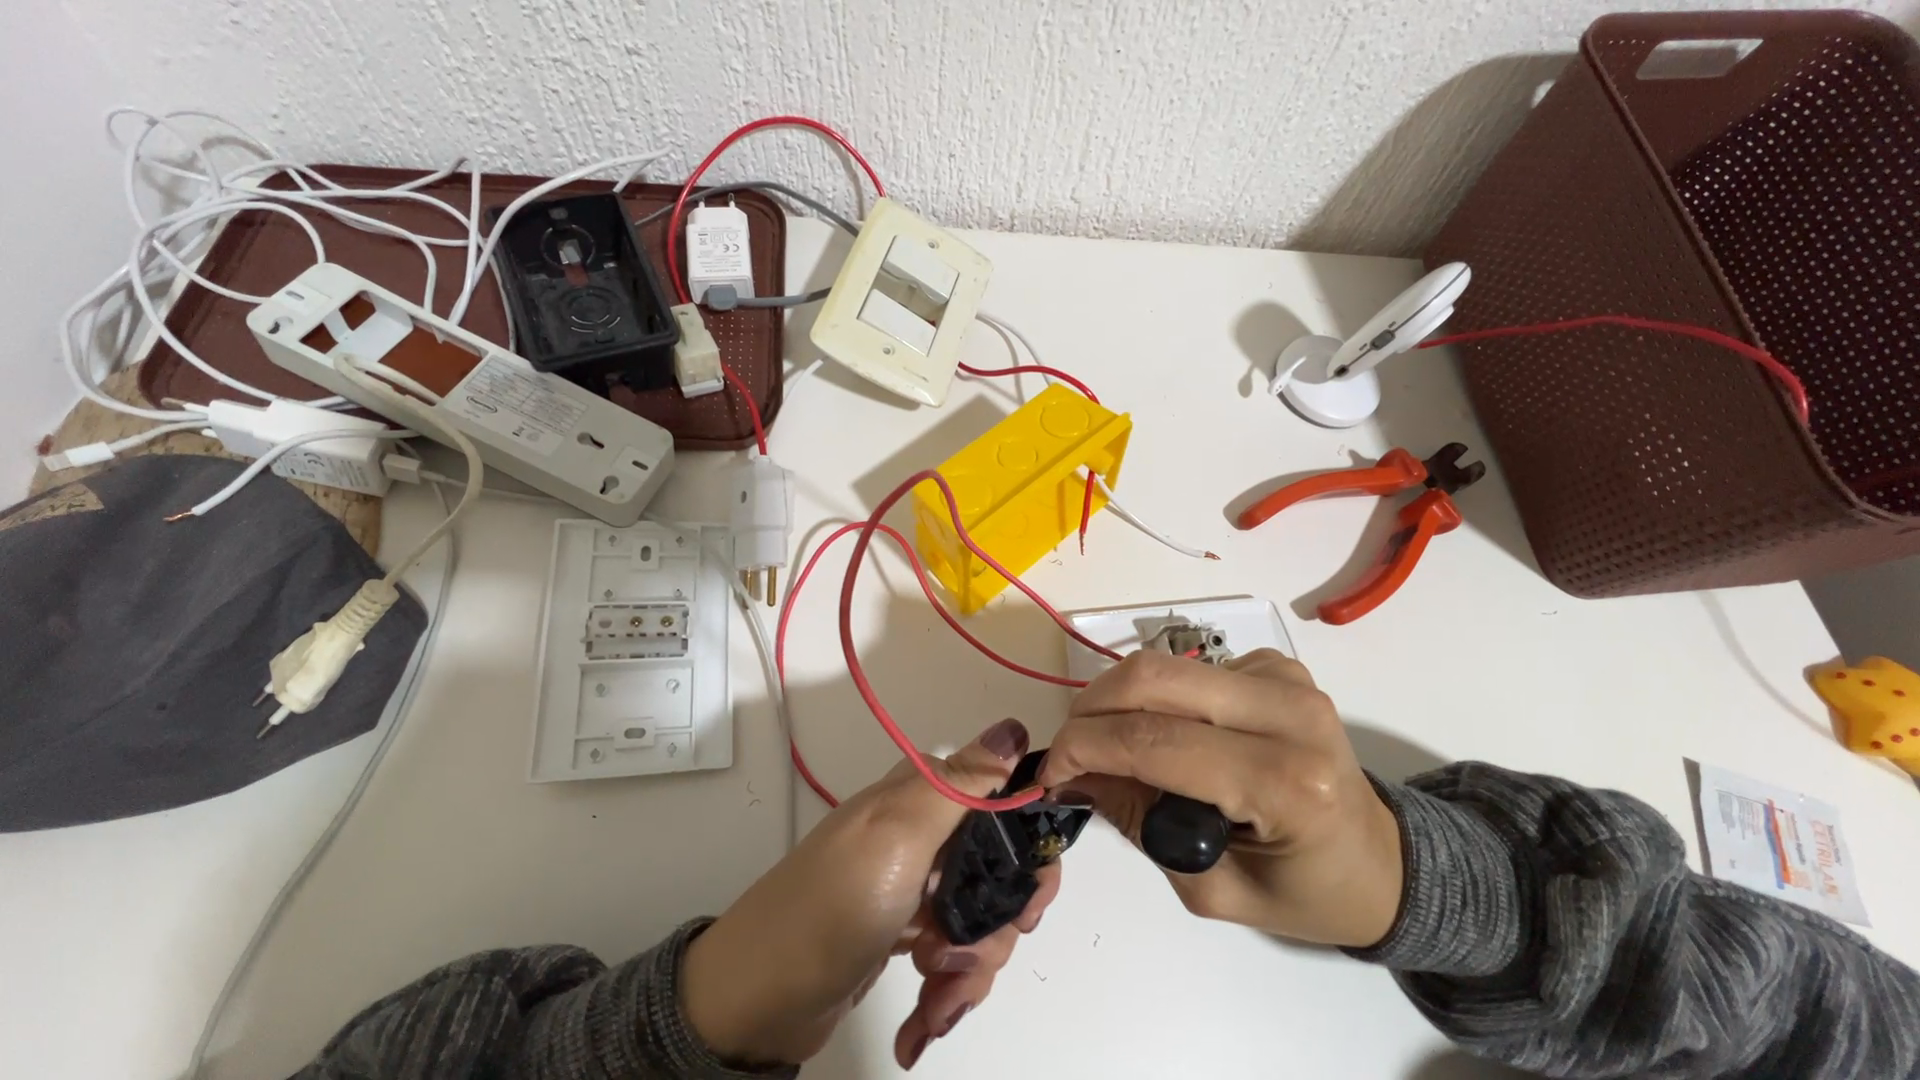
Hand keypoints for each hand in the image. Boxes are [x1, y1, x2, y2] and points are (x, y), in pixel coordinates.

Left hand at [681, 718, 1059, 1069]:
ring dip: (968, 970)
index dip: (1030, 855)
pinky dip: (946, 992)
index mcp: (923, 798)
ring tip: (934, 992)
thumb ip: (964, 784)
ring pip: (981, 923)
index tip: (1026, 902)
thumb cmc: (836, 904)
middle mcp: (923, 835)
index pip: (1006, 807)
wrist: (758, 997)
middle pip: (1001, 875)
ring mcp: (912, 888)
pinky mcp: (903, 934)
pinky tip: (923, 1023)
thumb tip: (1015, 728)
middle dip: (994, 928)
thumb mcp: (900, 833)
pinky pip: (953, 958)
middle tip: (961, 953)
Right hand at [1037, 649, 1402, 947]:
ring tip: (1107, 746)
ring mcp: (1287, 679)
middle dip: (1090, 710)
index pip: (1155, 741)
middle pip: (1154, 679)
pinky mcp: (1279, 665)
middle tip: (1068, 751)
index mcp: (1285, 782)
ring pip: (1165, 665)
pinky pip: (1190, 668)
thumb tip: (1073, 772)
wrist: (1379, 863)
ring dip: (1117, 701)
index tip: (1050, 775)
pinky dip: (1159, 699)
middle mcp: (1291, 712)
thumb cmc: (1300, 892)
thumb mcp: (1211, 887)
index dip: (1085, 749)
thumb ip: (1139, 822)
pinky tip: (1171, 736)